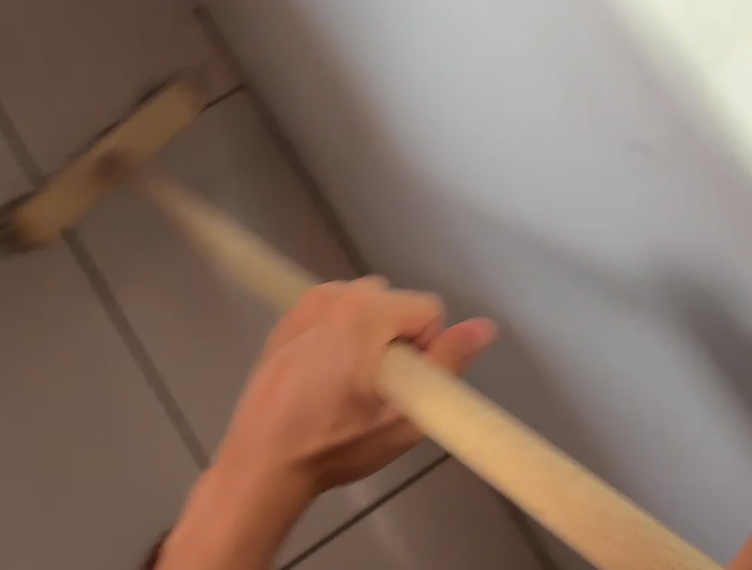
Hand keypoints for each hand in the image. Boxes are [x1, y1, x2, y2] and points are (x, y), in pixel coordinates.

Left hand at [156, 277, 496, 569]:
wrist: (265, 457)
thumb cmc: (338, 443)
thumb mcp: (405, 416)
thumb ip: (447, 364)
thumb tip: (485, 326)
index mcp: (369, 314)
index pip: (429, 309)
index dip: (426, 350)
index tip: (402, 386)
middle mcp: (340, 294)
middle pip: (397, 302)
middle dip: (398, 338)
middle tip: (375, 387)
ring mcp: (311, 300)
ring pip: (367, 302)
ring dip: (370, 331)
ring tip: (349, 380)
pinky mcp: (292, 312)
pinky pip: (337, 307)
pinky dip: (342, 329)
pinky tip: (326, 370)